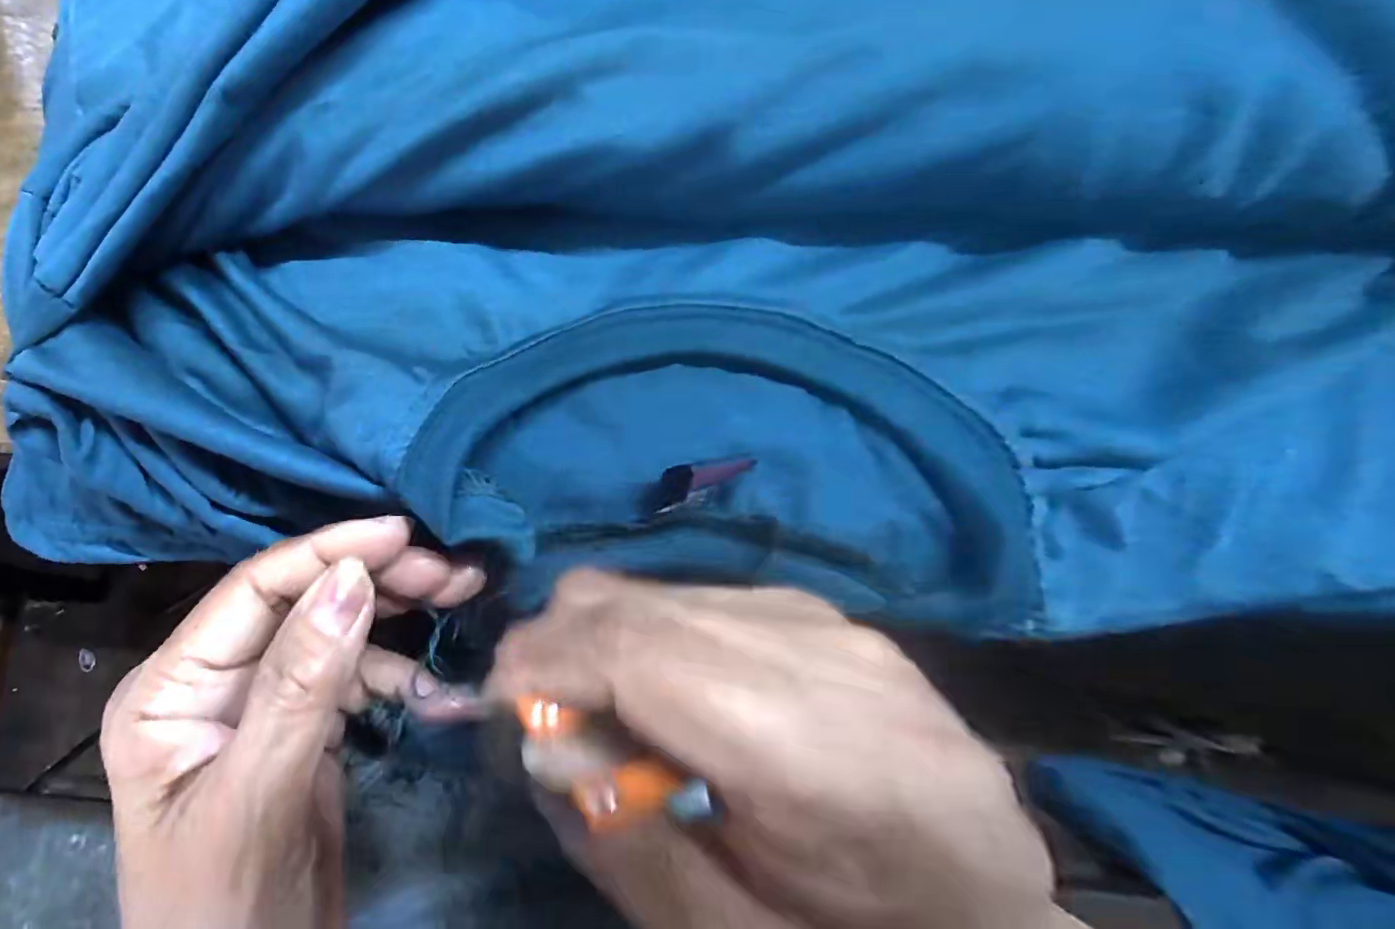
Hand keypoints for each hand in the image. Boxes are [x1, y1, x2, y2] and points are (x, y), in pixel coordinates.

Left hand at [102, 517, 484, 928]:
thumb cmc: (224, 913)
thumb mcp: (258, 797)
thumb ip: (299, 684)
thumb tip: (349, 577)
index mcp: (169, 685)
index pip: (253, 590)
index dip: (327, 552)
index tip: (399, 533)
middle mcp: (211, 679)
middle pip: (299, 601)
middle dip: (373, 578)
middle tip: (447, 568)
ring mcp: (258, 699)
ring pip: (331, 629)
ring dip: (394, 615)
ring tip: (458, 592)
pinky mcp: (299, 724)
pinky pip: (351, 675)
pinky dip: (395, 674)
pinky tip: (435, 690)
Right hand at [488, 570, 1078, 928]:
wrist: (996, 903)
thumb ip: (625, 843)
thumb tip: (537, 745)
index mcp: (822, 752)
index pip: (640, 653)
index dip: (543, 664)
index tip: (491, 706)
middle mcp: (820, 649)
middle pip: (630, 605)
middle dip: (551, 651)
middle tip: (541, 723)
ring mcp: (817, 615)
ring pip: (646, 590)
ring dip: (592, 643)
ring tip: (606, 721)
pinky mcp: (806, 606)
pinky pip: (680, 598)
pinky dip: (638, 638)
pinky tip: (664, 701)